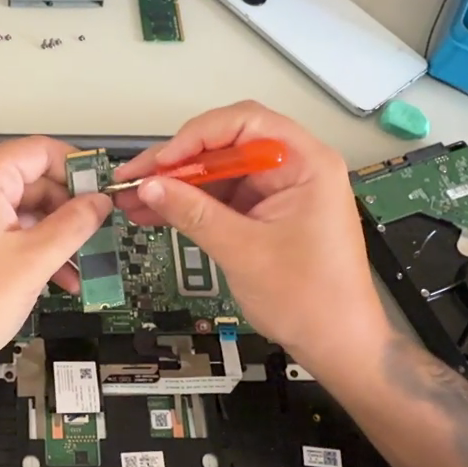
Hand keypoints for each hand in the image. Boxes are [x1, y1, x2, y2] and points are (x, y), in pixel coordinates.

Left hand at [0, 136, 111, 382]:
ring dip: (54, 235)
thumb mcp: (35, 260)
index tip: (102, 190)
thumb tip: (97, 202)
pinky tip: (54, 277)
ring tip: (80, 266)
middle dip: (68, 209)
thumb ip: (74, 224)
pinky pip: (5, 231)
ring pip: (22, 211)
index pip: (39, 150)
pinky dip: (31, 248)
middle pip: (32, 181)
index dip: (76, 168)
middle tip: (97, 233)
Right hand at [112, 101, 388, 363]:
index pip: (244, 123)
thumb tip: (150, 186)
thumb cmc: (308, 298)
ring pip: (216, 173)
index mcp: (305, 164)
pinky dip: (188, 205)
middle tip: (133, 178)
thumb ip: (194, 213)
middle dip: (176, 163)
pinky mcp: (263, 213)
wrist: (335, 343)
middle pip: (225, 145)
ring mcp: (277, 191)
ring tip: (132, 199)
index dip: (197, 137)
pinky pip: (219, 198)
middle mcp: (293, 168)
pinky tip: (154, 212)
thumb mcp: (243, 251)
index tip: (162, 164)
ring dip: (175, 185)